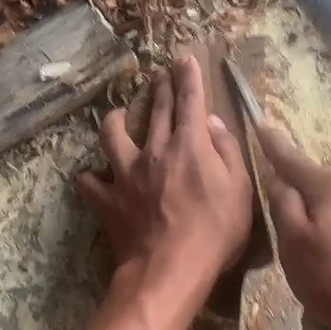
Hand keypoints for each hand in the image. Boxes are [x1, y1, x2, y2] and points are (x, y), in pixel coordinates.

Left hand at [76, 55, 254, 293]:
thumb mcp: (240, 190)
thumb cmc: (214, 232)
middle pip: (157, 110)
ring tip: (115, 115)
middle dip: (159, 87)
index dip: (188, 77)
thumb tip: (212, 123)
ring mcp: (126, 173)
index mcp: (190, 145)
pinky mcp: (108, 199)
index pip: (190, 101)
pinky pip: (90, 182)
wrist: (169, 270)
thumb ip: (226, 151)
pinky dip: (90, 177)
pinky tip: (90, 175)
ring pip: (112, 135)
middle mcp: (155, 150)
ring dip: (114, 121)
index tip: (184, 59)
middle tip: (159, 72)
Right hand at [257, 127, 330, 329]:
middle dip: (305, 220)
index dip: (273, 145)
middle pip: (320, 196)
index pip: (292, 160)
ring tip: (326, 293)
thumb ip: (283, 208)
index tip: (262, 123)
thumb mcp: (295, 247)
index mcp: (330, 188)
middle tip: (298, 260)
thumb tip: (279, 180)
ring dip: (329, 248)